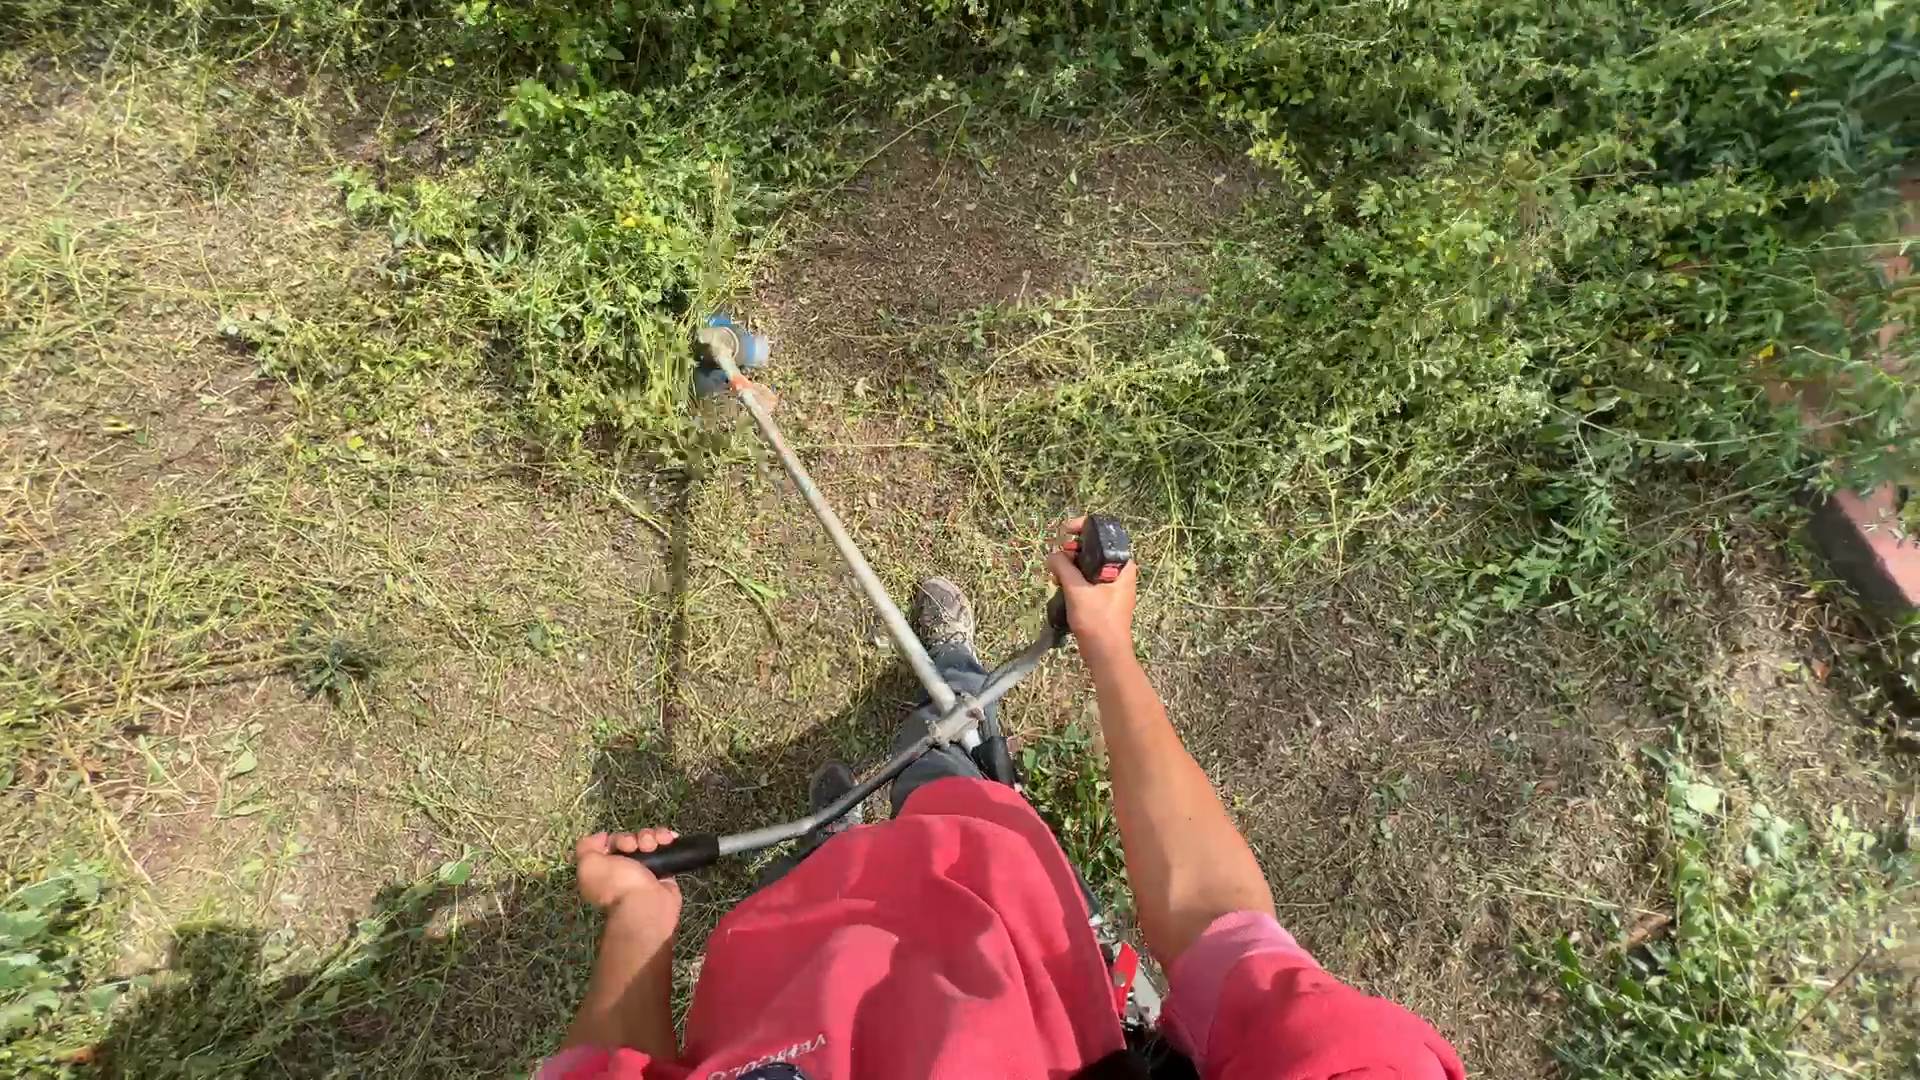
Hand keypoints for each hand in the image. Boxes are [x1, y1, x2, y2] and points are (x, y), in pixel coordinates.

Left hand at [575, 828, 683, 926]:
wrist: (646, 902)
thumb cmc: (616, 884)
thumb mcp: (589, 865)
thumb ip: (586, 847)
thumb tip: (601, 836)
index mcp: (605, 869)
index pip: (611, 843)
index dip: (616, 839)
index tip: (620, 846)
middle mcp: (623, 869)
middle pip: (631, 839)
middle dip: (635, 838)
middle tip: (637, 848)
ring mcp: (645, 868)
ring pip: (648, 840)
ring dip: (652, 836)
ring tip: (655, 846)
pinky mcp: (664, 867)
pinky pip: (665, 845)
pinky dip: (667, 838)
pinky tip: (669, 839)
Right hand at [1046, 516, 1137, 655]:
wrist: (1106, 654)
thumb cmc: (1096, 620)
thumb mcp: (1076, 590)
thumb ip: (1063, 567)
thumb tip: (1053, 555)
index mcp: (1122, 564)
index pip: (1102, 535)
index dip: (1081, 528)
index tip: (1063, 531)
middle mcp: (1120, 571)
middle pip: (1093, 549)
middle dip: (1072, 552)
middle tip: (1057, 560)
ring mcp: (1113, 585)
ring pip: (1088, 565)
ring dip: (1070, 568)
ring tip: (1057, 577)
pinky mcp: (1105, 597)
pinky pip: (1088, 579)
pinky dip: (1074, 580)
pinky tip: (1062, 588)